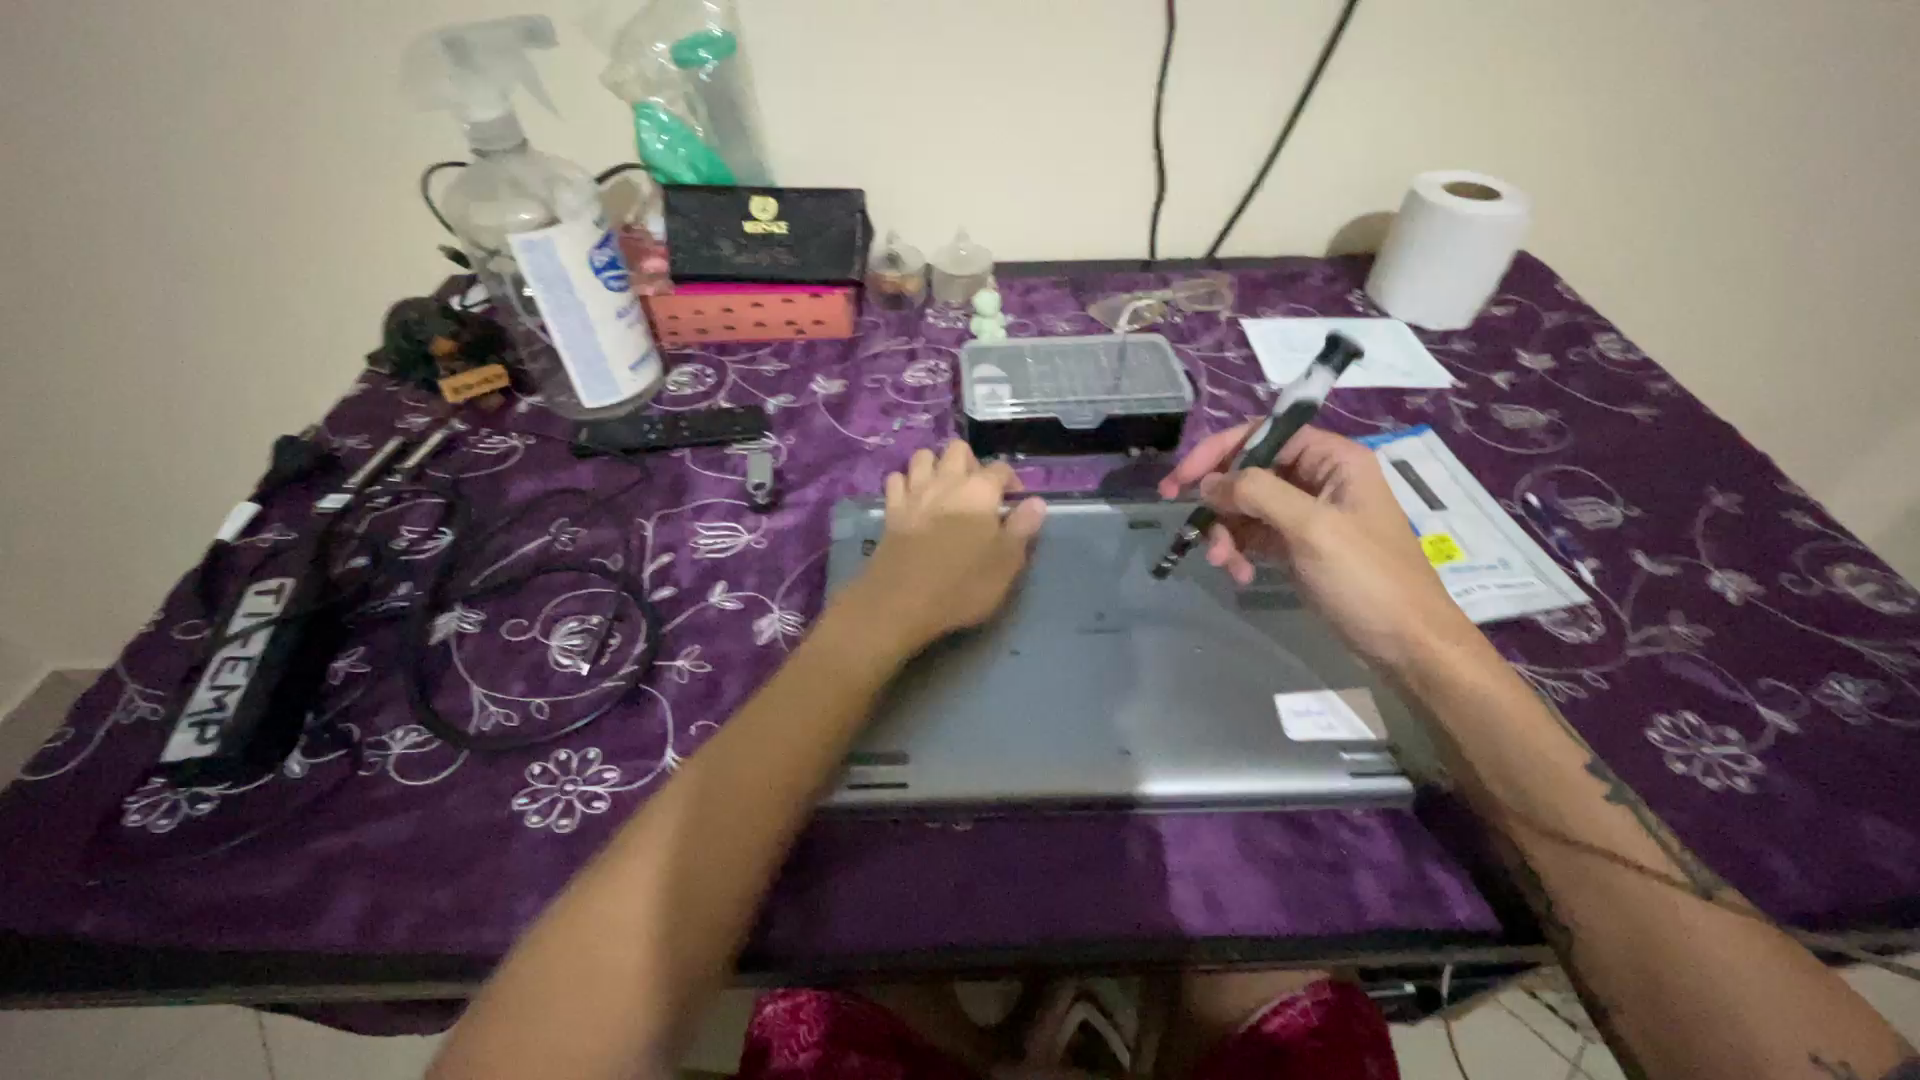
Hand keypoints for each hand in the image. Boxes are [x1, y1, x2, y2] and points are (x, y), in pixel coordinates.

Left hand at [836, 440, 1046, 654]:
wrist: (901, 601)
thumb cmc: (962, 585)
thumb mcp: (1006, 563)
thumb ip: (1022, 528)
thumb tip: (1036, 502)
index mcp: (980, 491)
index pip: (1000, 468)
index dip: (1010, 481)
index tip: (1014, 502)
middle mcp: (946, 481)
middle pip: (958, 450)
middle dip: (971, 463)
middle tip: (978, 492)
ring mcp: (914, 492)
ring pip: (923, 456)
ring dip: (936, 466)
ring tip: (945, 490)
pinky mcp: (891, 509)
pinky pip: (896, 480)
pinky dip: (906, 483)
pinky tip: (914, 499)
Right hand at [1158, 423, 1485, 672]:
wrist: (1406, 643)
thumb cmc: (1368, 579)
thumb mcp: (1313, 529)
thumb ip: (1258, 493)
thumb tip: (1209, 482)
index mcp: (1333, 459)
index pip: (1262, 434)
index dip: (1217, 452)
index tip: (1180, 481)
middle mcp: (1319, 478)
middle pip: (1248, 472)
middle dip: (1220, 503)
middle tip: (1194, 532)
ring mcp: (1308, 514)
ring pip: (1246, 507)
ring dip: (1226, 533)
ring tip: (1223, 564)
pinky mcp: (1299, 547)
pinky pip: (1255, 536)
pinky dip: (1241, 552)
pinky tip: (1241, 575)